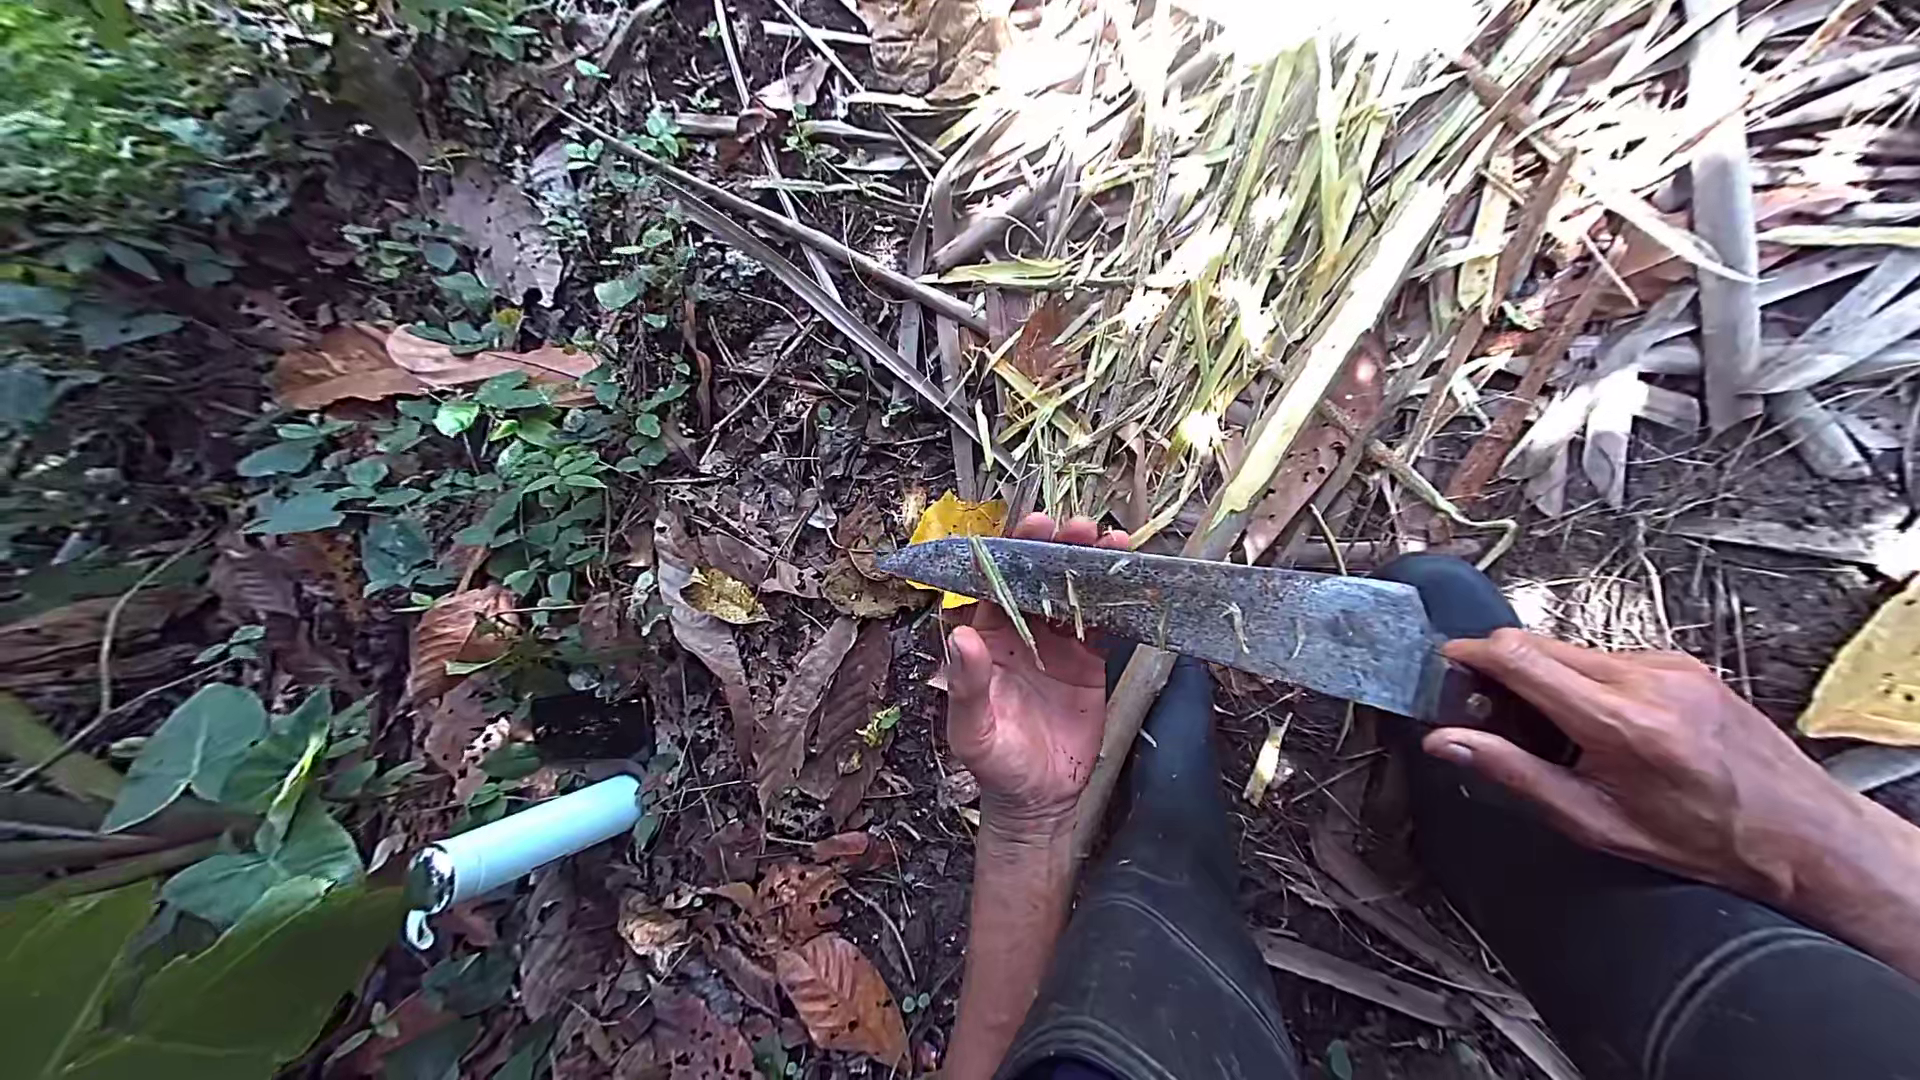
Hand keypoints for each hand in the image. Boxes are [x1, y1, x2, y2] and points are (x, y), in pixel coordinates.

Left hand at [944, 513, 1131, 833]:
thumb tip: (961, 637)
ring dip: (1087, 565)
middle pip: (1037, 579)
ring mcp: (1055, 643)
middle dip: (1056, 550)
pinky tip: (1128, 576)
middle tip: (1077, 526)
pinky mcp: (1087, 659)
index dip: (1013, 554)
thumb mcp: (973, 728)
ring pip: (1070, 593)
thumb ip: (967, 684)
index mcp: (987, 638)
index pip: (997, 585)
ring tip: (1109, 539)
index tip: (1032, 529)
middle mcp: (1020, 632)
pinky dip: (1112, 600)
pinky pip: (1099, 621)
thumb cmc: (996, 763)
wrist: (1040, 797)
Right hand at [1428, 629, 1862, 904]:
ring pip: (1562, 646)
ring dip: (1539, 672)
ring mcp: (1669, 667)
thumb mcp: (1592, 820)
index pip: (1518, 655)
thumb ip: (1510, 771)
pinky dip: (1576, 675)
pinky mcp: (1680, 663)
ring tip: (1555, 720)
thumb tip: (1444, 741)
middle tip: (1493, 703)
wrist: (1813, 841)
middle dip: (1499, 665)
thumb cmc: (1707, 838)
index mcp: (1623, 723)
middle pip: (1533, 643)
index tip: (1448, 662)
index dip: (1469, 653)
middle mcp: (1649, 682)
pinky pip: (1598, 653)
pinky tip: (1594, 714)